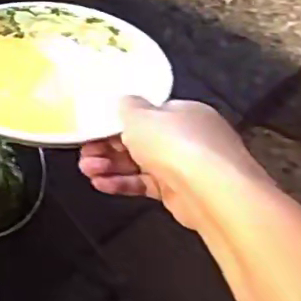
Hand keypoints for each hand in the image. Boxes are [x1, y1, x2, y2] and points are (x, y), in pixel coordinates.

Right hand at [78, 97, 267, 230]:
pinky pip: (147, 184)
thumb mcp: (139, 114)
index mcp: (185, 113)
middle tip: (84, 152)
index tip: (92, 127)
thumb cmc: (175, 144)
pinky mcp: (182, 194)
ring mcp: (188, 168)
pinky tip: (101, 184)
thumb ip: (126, 106)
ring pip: (140, 163)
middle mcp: (190, 138)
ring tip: (86, 170)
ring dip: (110, 165)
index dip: (116, 120)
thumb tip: (125, 104)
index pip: (146, 113)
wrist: (215, 196)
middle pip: (139, 140)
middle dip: (106, 146)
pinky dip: (123, 183)